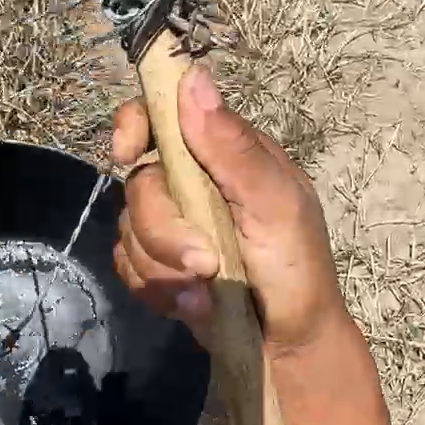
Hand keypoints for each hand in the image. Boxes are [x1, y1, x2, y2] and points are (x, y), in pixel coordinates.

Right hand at [111, 65, 348, 354]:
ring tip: (206, 293)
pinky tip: (190, 304)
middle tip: (205, 266)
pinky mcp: (159, 267)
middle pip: (139, 185)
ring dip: (164, 270)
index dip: (134, 126)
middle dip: (164, 233)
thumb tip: (193, 78)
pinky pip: (127, 268)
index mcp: (223, 155)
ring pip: (129, 232)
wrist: (289, 346)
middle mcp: (191, 184)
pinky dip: (156, 289)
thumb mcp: (277, 206)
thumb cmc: (297, 268)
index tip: (127, 153)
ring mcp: (172, 227)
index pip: (162, 117)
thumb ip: (233, 150)